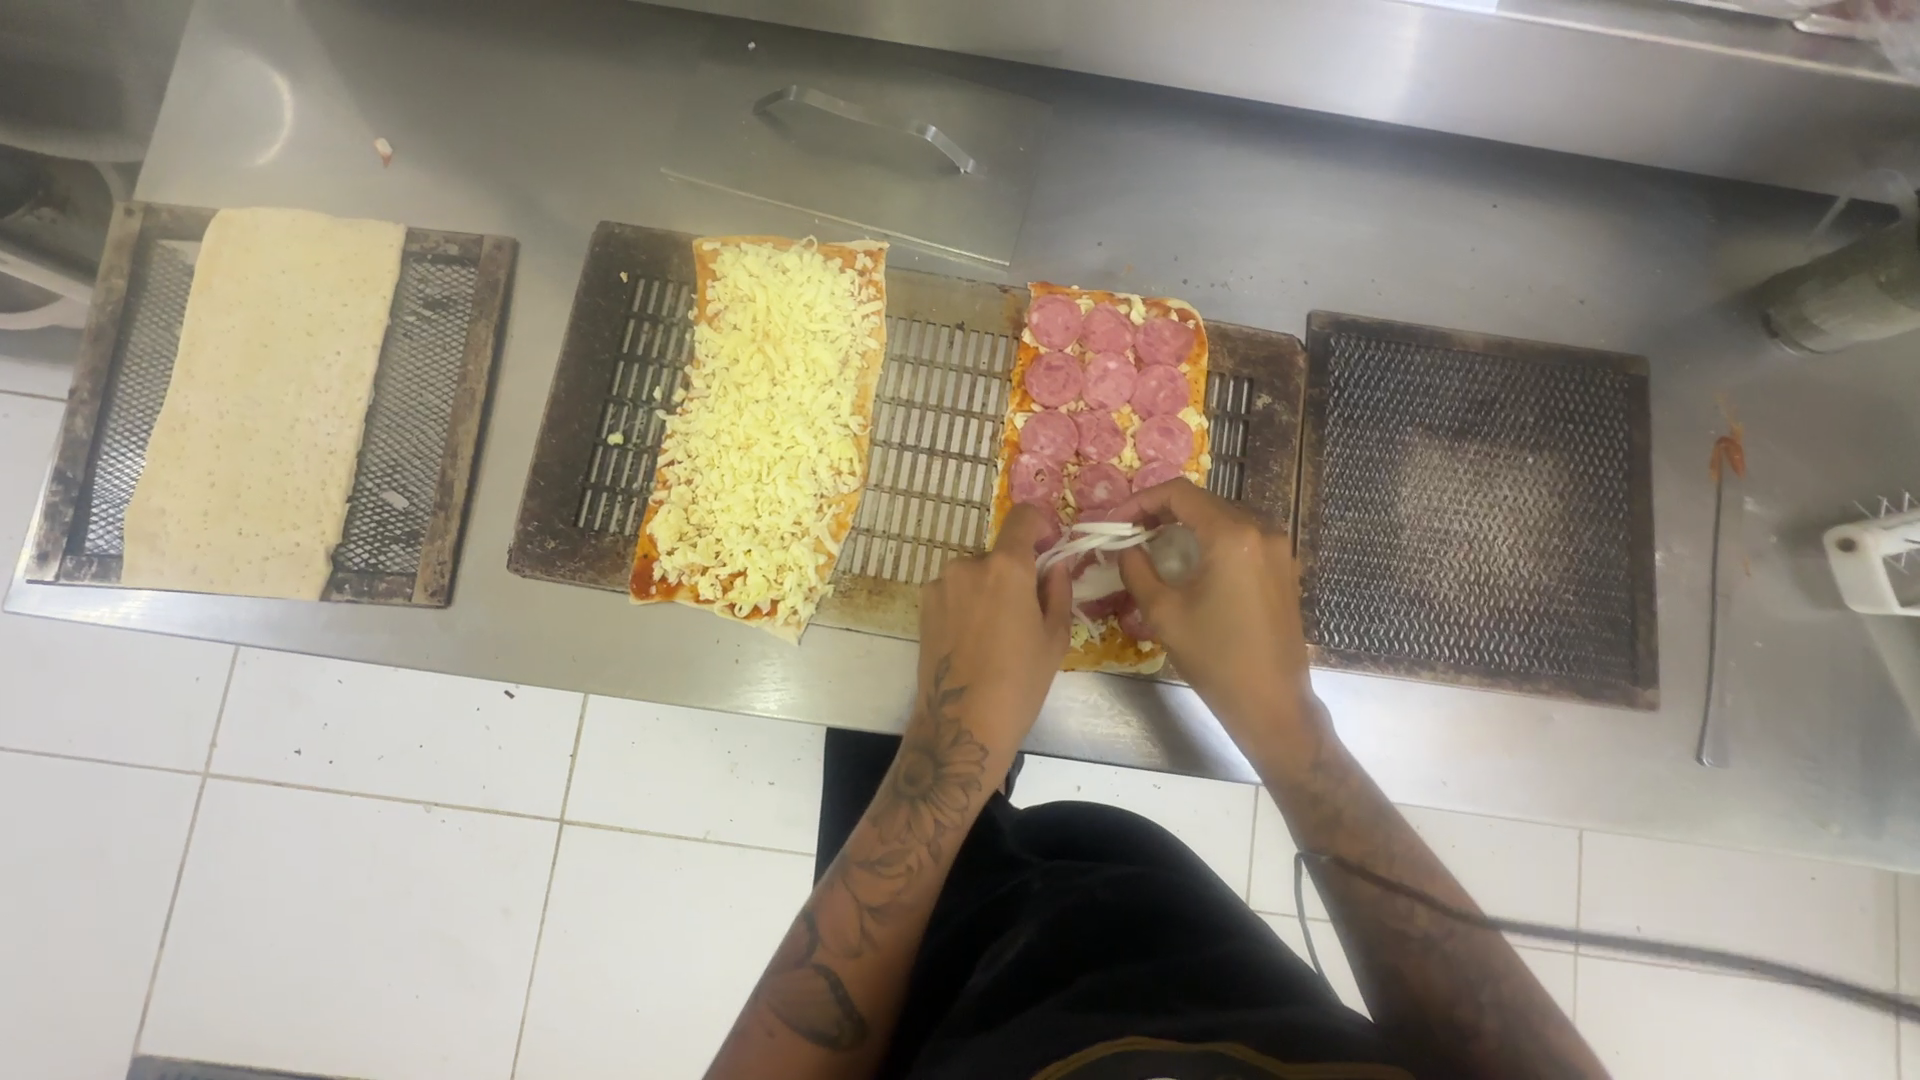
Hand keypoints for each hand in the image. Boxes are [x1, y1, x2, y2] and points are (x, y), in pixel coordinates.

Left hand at [915, 504, 1072, 755]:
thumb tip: (1055, 566)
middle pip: (998, 554)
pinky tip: (972, 640)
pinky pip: (953, 592)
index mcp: (1007, 567)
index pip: (1022, 517)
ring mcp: (940, 585)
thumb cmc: (1020, 682)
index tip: (1048, 544)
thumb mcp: (1055, 637)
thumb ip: (1058, 590)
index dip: (1039, 523)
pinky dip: (966, 604)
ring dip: (988, 590)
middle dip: (1014, 573)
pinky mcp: (923, 606)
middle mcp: (968, 565)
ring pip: (974, 575)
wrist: (962, 722)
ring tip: (996, 634)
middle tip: (1025, 612)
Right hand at [1115, 480, 1315, 746]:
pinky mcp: (1284, 567)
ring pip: (1222, 517)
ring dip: (1185, 525)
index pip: (1179, 494)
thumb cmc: (1214, 657)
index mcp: (1231, 535)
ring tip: (1154, 546)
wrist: (1271, 701)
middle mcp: (1261, 530)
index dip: (1141, 501)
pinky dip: (1210, 539)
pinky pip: (1241, 537)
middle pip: (1202, 501)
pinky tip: (1189, 563)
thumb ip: (1137, 569)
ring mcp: (1278, 548)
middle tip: (1129, 534)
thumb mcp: (1162, 611)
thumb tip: (1126, 548)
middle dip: (1161, 512)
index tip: (1116, 522)